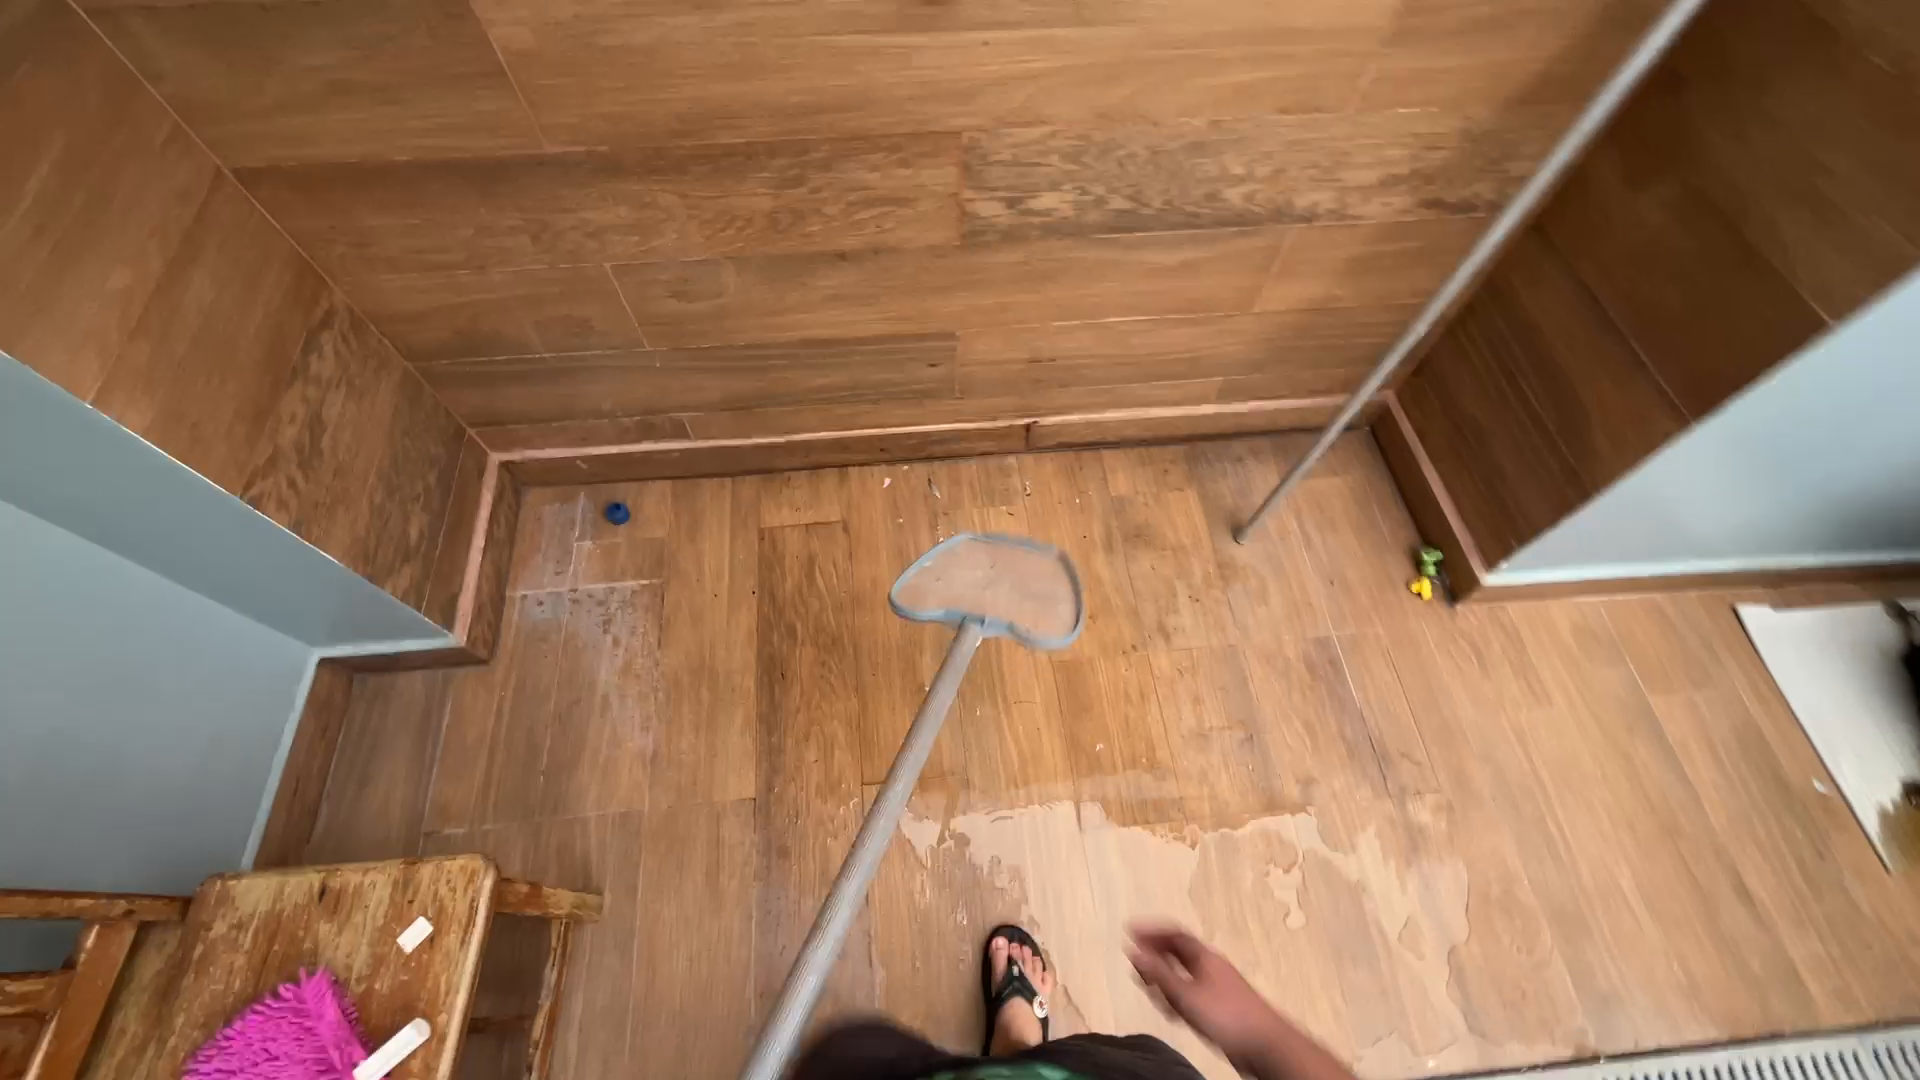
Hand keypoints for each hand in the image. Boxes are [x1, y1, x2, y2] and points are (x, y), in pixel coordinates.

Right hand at [1125, 923, 1284, 1066]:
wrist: (1269, 1046)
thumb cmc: (1226, 1015)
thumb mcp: (1187, 995)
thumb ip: (1159, 974)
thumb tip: (1134, 951)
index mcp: (1203, 956)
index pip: (1173, 933)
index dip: (1151, 931)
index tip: (1130, 932)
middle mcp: (1211, 965)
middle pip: (1178, 952)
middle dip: (1155, 956)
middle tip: (1137, 964)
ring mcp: (1218, 986)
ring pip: (1184, 974)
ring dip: (1165, 979)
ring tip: (1151, 989)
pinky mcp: (1222, 1006)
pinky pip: (1192, 992)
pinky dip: (1177, 996)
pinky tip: (1173, 1011)